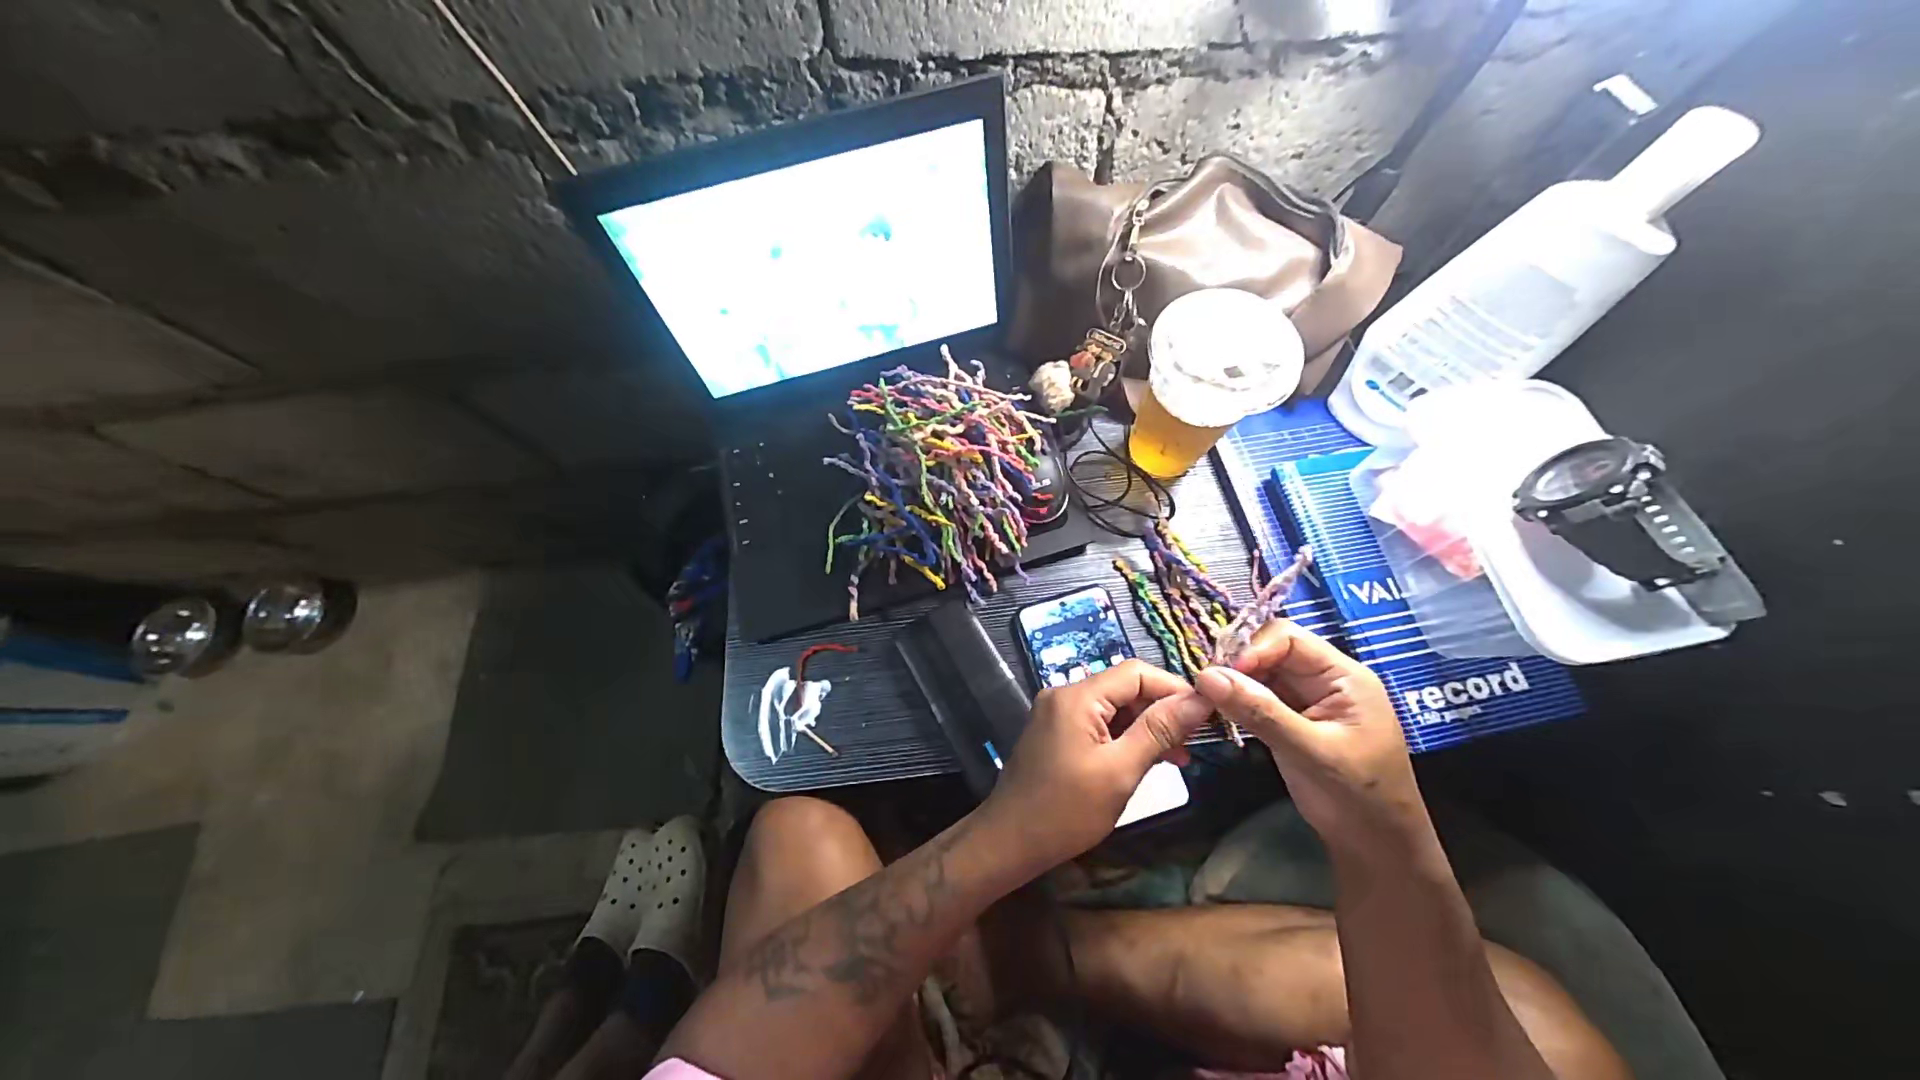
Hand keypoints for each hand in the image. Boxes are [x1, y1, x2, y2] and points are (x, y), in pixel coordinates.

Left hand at [982, 659, 1213, 869]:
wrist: (1010, 841)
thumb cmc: (1067, 810)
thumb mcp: (1120, 771)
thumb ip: (1159, 730)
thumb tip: (1200, 699)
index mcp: (1077, 696)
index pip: (1135, 672)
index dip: (1174, 688)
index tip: (1207, 714)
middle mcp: (1064, 695)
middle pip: (1124, 687)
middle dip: (1162, 710)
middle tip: (1196, 742)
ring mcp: (1058, 714)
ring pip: (1114, 707)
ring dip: (1146, 727)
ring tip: (1180, 758)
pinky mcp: (1056, 733)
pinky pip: (1099, 723)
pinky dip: (1125, 737)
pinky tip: (1149, 760)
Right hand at [1194, 621, 1428, 856]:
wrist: (1378, 848)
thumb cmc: (1358, 798)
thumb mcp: (1308, 752)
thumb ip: (1259, 712)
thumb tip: (1207, 676)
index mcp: (1344, 676)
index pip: (1289, 638)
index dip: (1252, 648)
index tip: (1221, 673)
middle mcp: (1325, 679)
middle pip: (1271, 650)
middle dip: (1237, 663)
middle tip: (1206, 684)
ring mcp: (1307, 699)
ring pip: (1261, 673)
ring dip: (1234, 682)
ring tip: (1207, 698)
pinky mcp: (1292, 718)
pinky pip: (1258, 695)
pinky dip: (1237, 700)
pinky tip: (1218, 709)